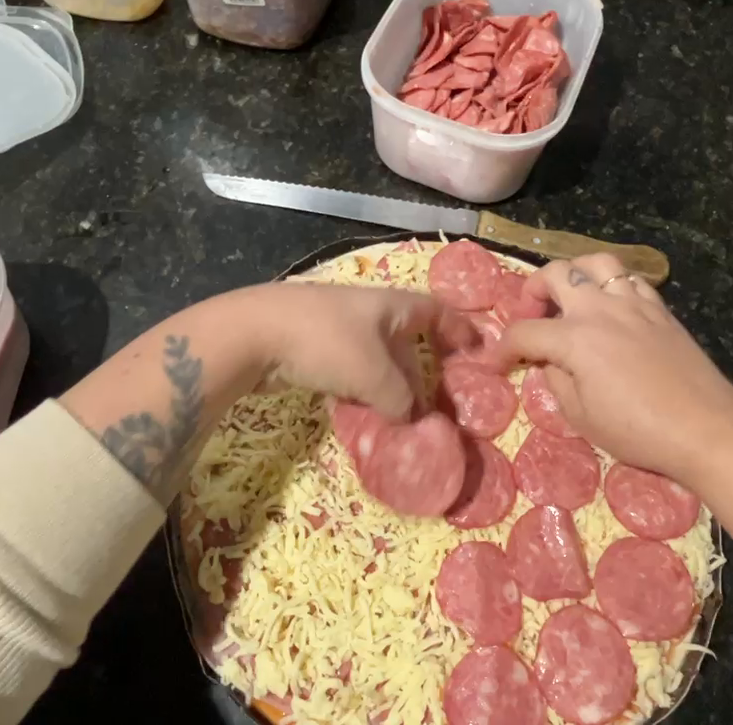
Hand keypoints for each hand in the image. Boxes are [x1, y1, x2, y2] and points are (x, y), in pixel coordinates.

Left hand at [240, 283, 471, 418]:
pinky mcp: (313, 351)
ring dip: (390, 393)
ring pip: (377, 364)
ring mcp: (339, 331)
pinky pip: (349, 376)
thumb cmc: (325, 343)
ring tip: (402, 426)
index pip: (438, 312)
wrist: (253, 334)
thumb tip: (411, 420)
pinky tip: (360, 422)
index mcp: (392, 306)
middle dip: (423, 376)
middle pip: (407, 344)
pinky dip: (359, 397)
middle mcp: (369, 313)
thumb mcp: (374, 375)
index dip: (460, 331)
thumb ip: (401, 400)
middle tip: (438, 411)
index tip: (479, 355)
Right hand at [498, 254, 732, 476]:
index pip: (524, 332)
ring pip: (596, 262)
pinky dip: (611, 284)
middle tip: (533, 318)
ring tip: (571, 298)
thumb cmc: (639, 431)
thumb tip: (547, 361)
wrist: (707, 430)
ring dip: (575, 273)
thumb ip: (555, 381)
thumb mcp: (581, 417)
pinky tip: (610, 308)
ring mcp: (633, 303)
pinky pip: (629, 279)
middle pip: (555, 274)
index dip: (502, 348)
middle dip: (532, 292)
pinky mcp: (660, 309)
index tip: (493, 364)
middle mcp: (600, 309)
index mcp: (575, 338)